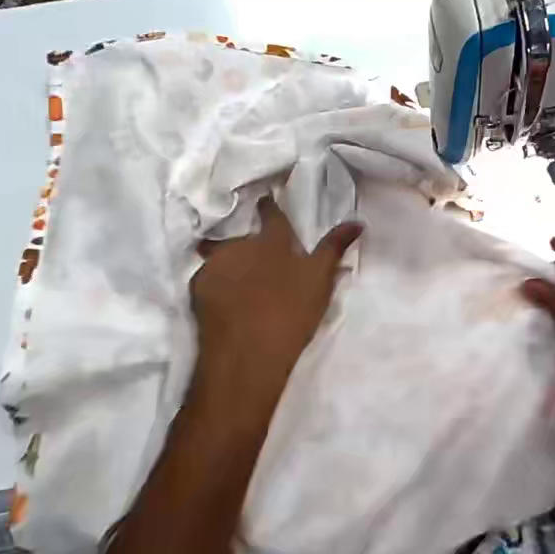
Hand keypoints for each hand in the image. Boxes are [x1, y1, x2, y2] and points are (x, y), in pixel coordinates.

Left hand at [188, 196, 361, 414]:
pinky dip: (216, 282)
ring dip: (230, 261)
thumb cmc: (290, 313)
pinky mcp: (197, 287)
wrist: (247, 352)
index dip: (270, 208)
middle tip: (258, 259)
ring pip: (221, 254)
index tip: (266, 201)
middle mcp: (240, 245)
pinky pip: (208, 276)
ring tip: (238, 277)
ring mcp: (215, 265)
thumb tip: (357, 222)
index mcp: (272, 241)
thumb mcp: (320, 280)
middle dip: (249, 243)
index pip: (272, 215)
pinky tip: (224, 297)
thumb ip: (335, 248)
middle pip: (244, 236)